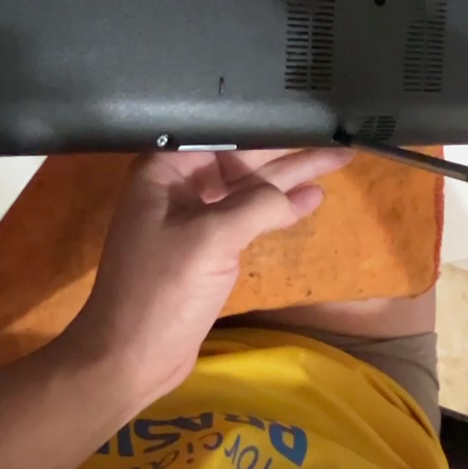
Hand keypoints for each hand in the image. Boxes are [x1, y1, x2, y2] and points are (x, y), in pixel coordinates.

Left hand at [68, 148, 354, 403]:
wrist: (131, 357)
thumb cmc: (161, 290)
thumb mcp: (212, 238)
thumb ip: (257, 205)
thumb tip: (295, 196)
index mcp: (166, 170)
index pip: (222, 133)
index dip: (264, 124)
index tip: (302, 112)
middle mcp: (179, 185)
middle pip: (241, 158)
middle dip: (287, 149)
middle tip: (333, 138)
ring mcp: (195, 217)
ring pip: (250, 187)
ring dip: (291, 177)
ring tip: (337, 159)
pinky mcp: (209, 245)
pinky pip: (249, 215)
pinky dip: (280, 208)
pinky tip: (312, 197)